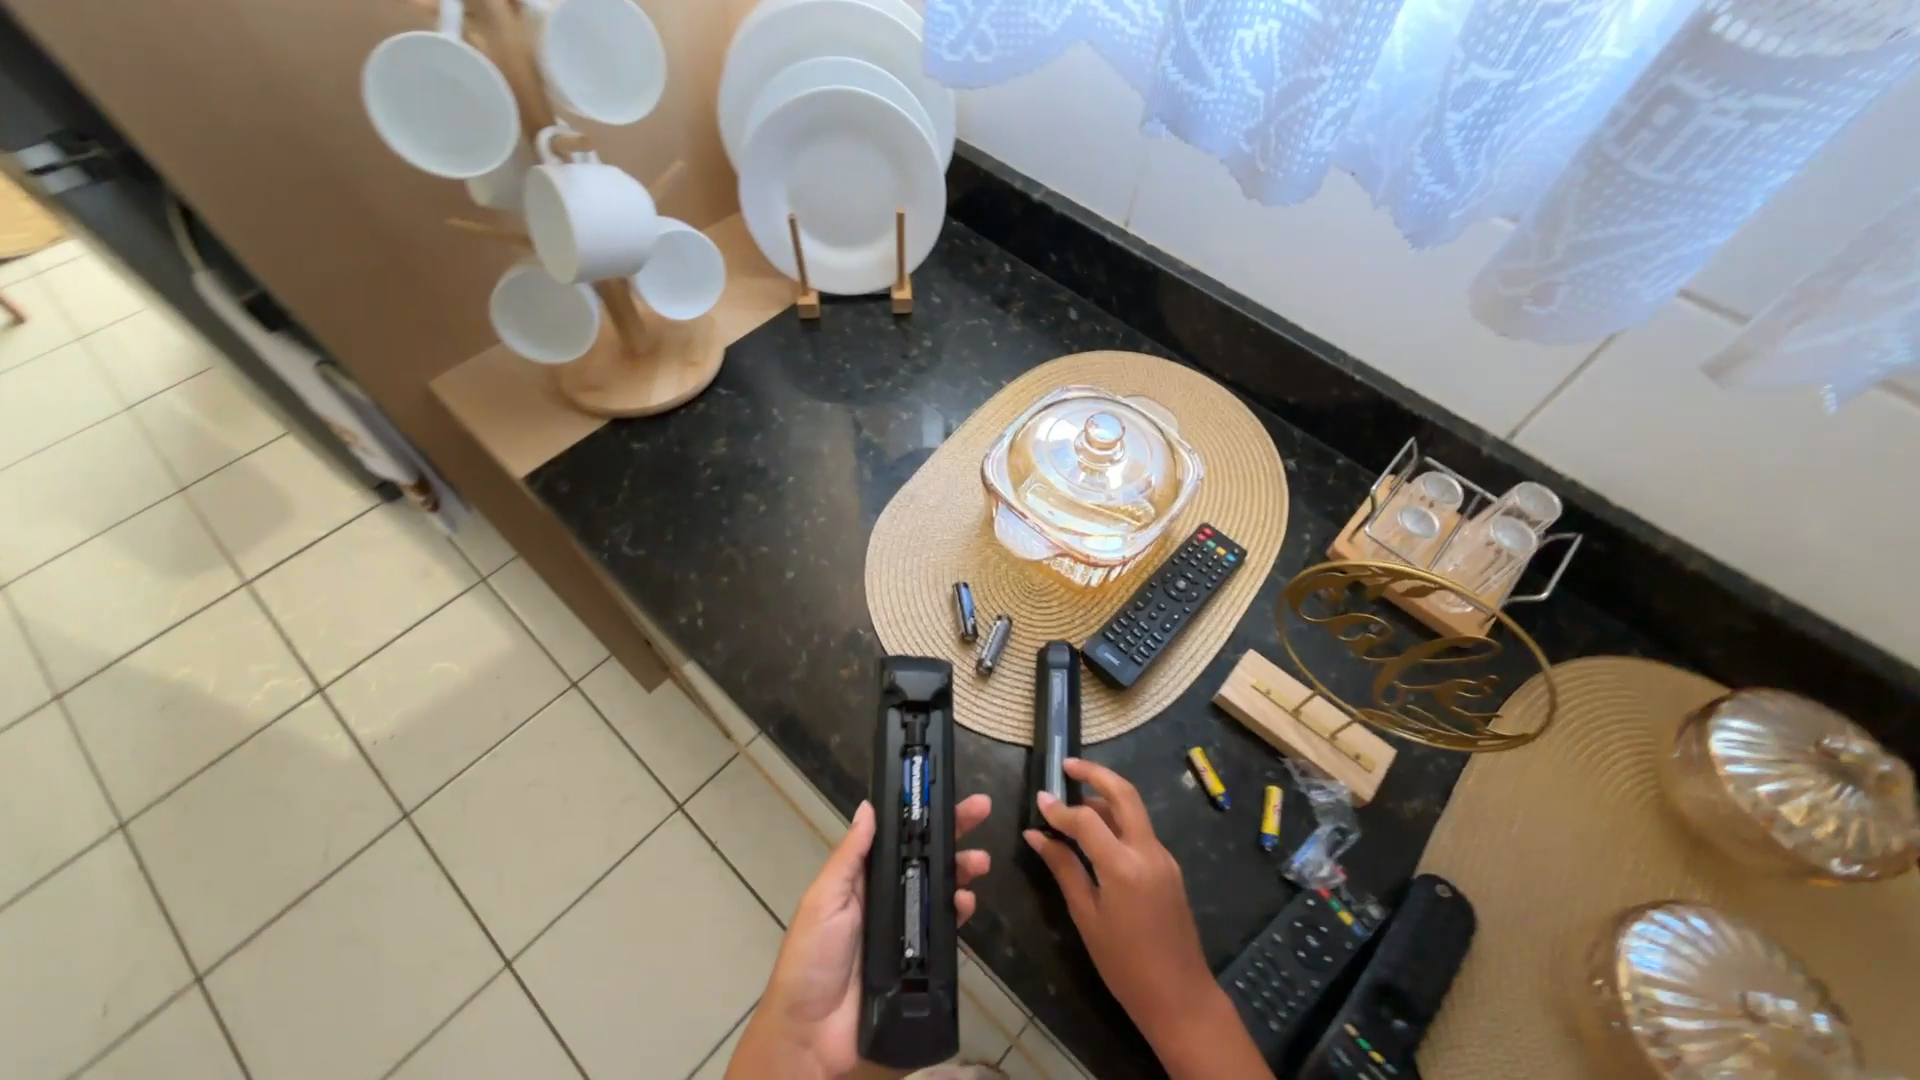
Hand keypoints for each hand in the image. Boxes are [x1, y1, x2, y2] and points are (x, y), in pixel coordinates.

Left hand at [729, 794, 991, 1079]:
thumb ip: (850, 856)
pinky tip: (968, 902)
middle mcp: (886, 899)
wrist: (812, 1034)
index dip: (921, 816)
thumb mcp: (824, 900)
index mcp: (862, 881)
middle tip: (981, 809)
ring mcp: (905, 929)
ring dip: (962, 870)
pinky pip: (945, 930)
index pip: (897, 839)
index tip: (945, 792)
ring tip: (979, 861)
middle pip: (925, 859)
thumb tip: (869, 807)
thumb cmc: (811, 957)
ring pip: (940, 890)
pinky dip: (959, 911)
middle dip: (953, 833)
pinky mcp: (920, 961)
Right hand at [1024, 759, 1215, 1047]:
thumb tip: (1036, 835)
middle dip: (1096, 774)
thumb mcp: (1086, 917)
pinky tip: (1097, 833)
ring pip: (1134, 811)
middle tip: (1067, 766)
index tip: (1038, 800)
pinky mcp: (1169, 868)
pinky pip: (1140, 832)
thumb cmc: (1124, 965)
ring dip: (1107, 797)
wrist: (1180, 997)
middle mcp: (1149, 852)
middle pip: (1124, 794)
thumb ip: (1063, 869)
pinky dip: (1117, 821)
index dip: (1059, 809)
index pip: (1086, 820)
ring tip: (1075, 801)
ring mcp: (1164, 858)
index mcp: (1124, 866)